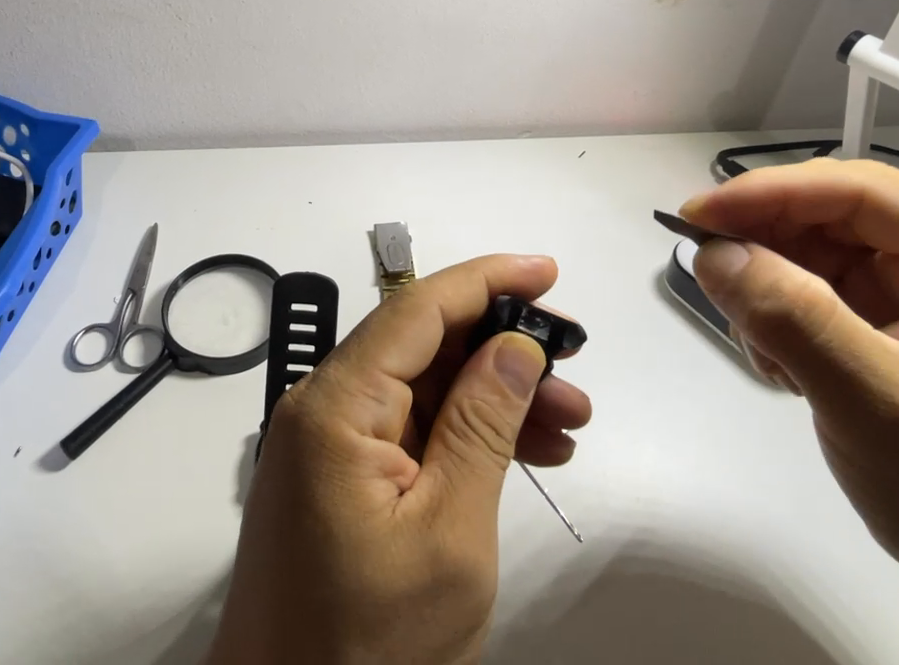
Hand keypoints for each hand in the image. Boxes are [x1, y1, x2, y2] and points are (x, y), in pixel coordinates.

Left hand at [207, 255, 591, 664]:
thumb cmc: (368, 642)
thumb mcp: (448, 532)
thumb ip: (482, 426)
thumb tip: (515, 345)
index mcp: (336, 405)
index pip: (417, 310)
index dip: (485, 280)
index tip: (545, 271)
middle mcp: (324, 407)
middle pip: (422, 344)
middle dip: (503, 348)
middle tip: (574, 370)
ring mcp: (329, 442)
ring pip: (424, 386)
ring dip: (494, 395)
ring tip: (568, 424)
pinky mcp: (340, 473)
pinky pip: (411, 429)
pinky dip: (466, 433)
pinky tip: (527, 452)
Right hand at [681, 159, 898, 664]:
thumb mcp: (880, 407)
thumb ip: (796, 321)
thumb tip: (712, 253)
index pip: (869, 193)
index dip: (773, 194)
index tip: (694, 218)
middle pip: (837, 213)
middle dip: (767, 242)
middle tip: (710, 277)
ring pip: (815, 247)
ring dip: (768, 284)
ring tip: (764, 349)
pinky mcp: (893, 320)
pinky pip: (812, 287)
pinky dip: (777, 314)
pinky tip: (783, 364)